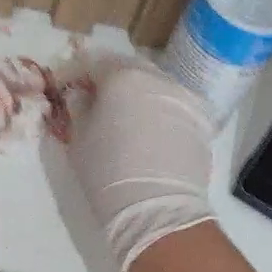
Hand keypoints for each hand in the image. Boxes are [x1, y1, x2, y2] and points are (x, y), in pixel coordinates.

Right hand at [70, 62, 215, 271]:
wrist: (158, 209)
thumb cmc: (108, 173)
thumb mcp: (79, 141)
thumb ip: (79, 108)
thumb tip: (83, 96)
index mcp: (122, 76)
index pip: (94, 62)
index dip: (78, 74)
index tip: (69, 90)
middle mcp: (158, 78)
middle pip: (129, 70)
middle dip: (112, 83)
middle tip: (99, 105)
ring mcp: (185, 98)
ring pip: (156, 88)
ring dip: (140, 98)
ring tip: (129, 123)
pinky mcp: (202, 122)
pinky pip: (176, 109)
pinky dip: (162, 116)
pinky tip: (153, 138)